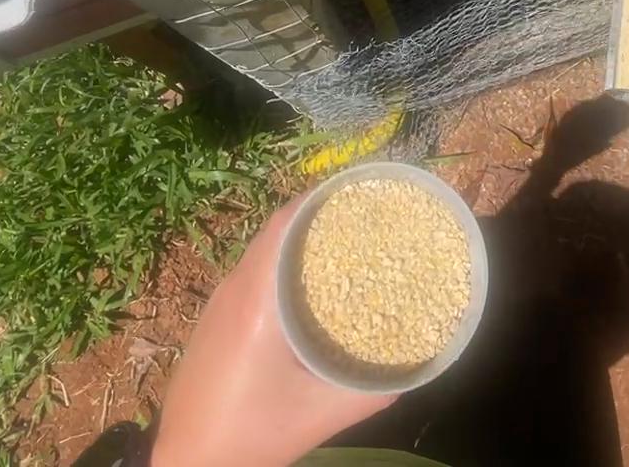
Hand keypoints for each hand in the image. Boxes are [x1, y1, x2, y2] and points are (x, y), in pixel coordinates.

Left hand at [152, 197, 396, 466]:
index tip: (355, 193)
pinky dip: (279, 262)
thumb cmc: (249, 435)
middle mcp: (234, 288)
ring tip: (339, 242)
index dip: (318, 199)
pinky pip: (251, 272)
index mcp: (257, 298)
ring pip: (262, 250)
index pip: (284, 223)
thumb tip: (415, 366)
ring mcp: (217, 303)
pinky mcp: (212, 320)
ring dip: (296, 239)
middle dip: (316, 215)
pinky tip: (304, 285)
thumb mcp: (318, 416)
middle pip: (275, 230)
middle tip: (358, 217)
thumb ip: (369, 391)